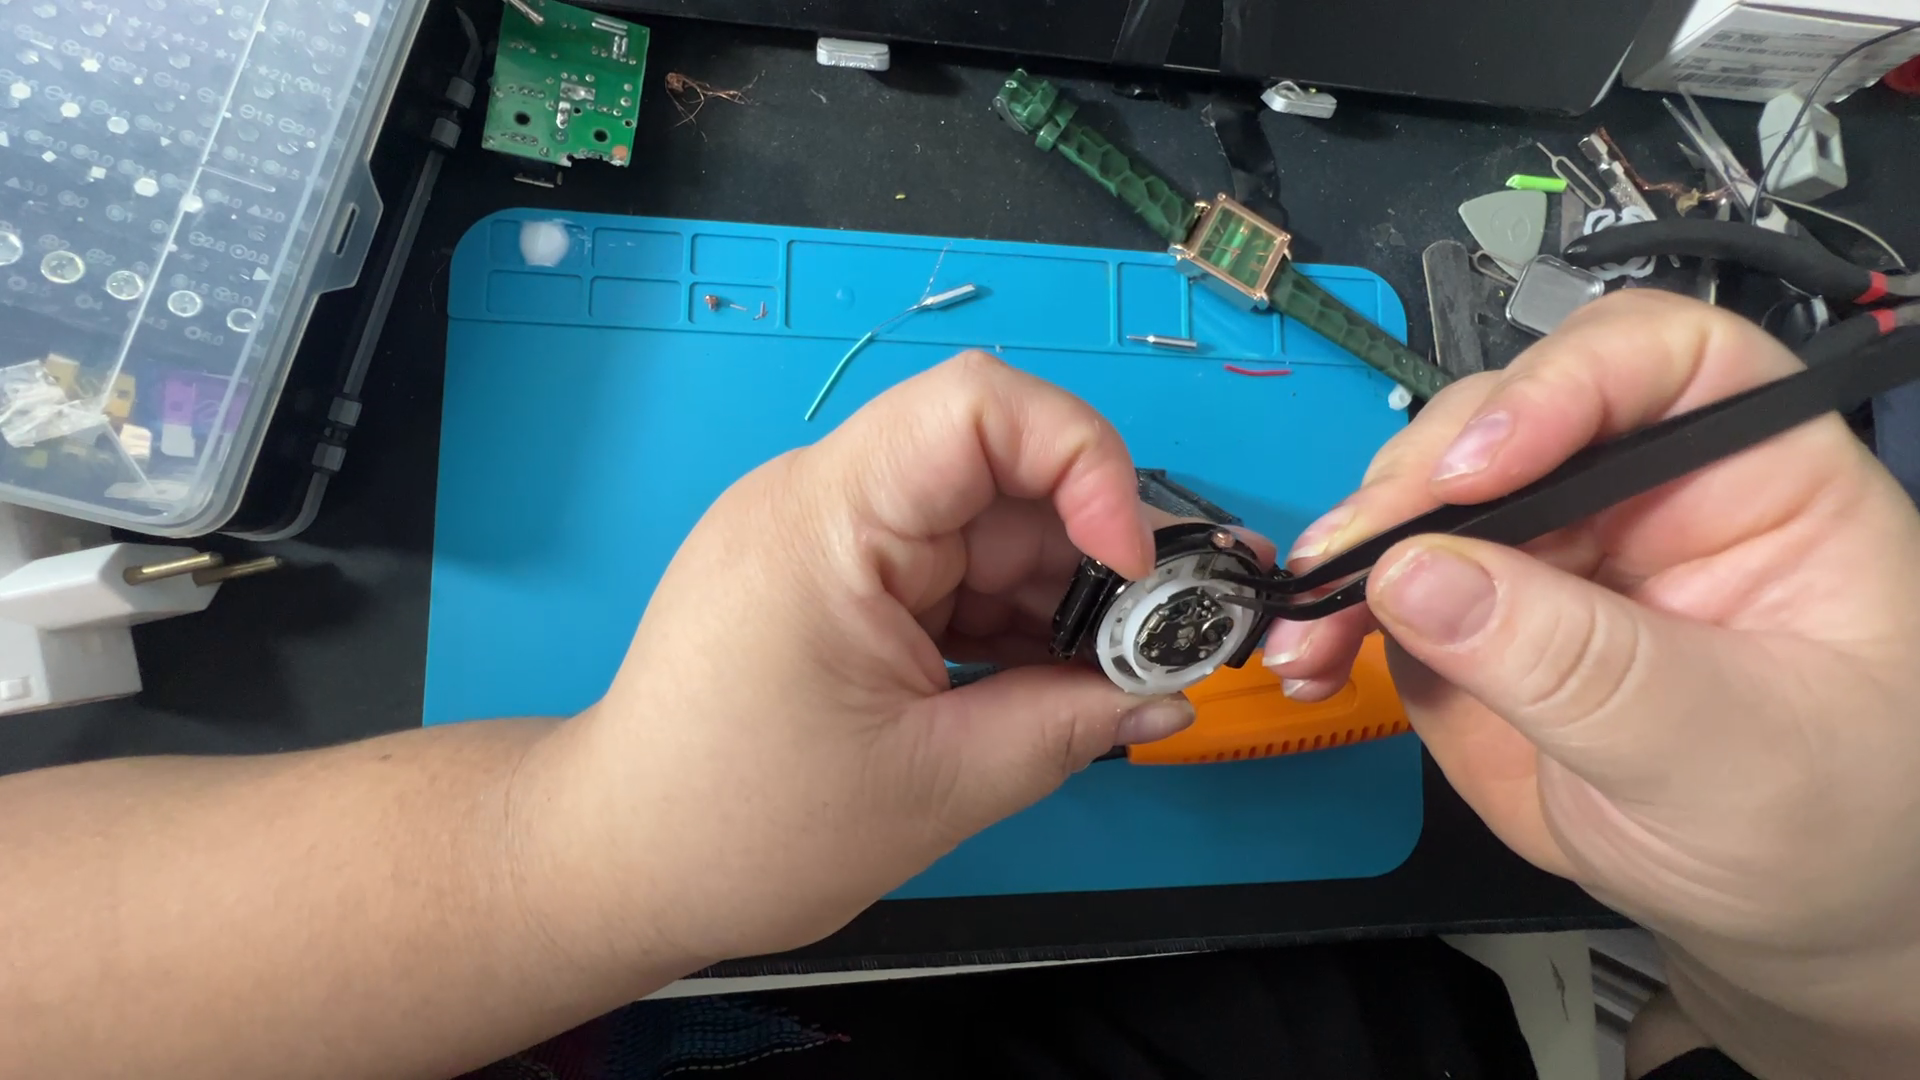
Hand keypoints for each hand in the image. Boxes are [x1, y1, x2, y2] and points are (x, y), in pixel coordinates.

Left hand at [514, 353, 1260, 971]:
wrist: (618, 861)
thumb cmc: (746, 829)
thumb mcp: (933, 785)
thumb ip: (1069, 727)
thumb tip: (1169, 697)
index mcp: (827, 516)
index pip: (976, 407)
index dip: (1083, 459)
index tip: (1131, 564)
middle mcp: (831, 500)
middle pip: (999, 476)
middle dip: (1096, 550)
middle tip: (1174, 627)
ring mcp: (841, 540)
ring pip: (990, 532)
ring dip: (1065, 596)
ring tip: (1131, 665)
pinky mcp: (850, 582)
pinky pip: (958, 576)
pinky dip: (1018, 621)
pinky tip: (1065, 673)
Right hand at [1265, 292, 1919, 1077]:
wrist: (1747, 902)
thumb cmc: (1812, 822)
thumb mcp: (1720, 751)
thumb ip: (1571, 661)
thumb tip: (1407, 573)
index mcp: (1735, 484)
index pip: (1652, 363)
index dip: (1555, 388)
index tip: (1470, 476)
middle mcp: (1613, 494)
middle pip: (1485, 423)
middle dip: (1402, 490)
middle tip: (1344, 565)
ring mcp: (1519, 551)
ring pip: (1405, 501)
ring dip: (1339, 560)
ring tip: (1306, 638)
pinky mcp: (1449, 610)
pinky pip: (1367, 586)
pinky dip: (1322, 618)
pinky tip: (1307, 662)